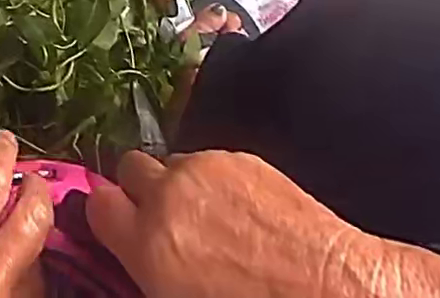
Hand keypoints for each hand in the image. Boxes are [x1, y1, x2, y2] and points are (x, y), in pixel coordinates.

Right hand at [87, 150, 385, 297]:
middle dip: (141, 189)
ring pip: (172, 163)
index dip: (106, 213)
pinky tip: (247, 215)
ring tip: (214, 220)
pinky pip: (211, 162)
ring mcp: (204, 169)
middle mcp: (169, 197)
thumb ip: (151, 272)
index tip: (117, 223)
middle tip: (166, 219)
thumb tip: (140, 259)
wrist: (342, 295)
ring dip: (181, 185)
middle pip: (129, 168)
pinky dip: (218, 182)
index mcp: (150, 245)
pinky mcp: (239, 156)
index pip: (97, 203)